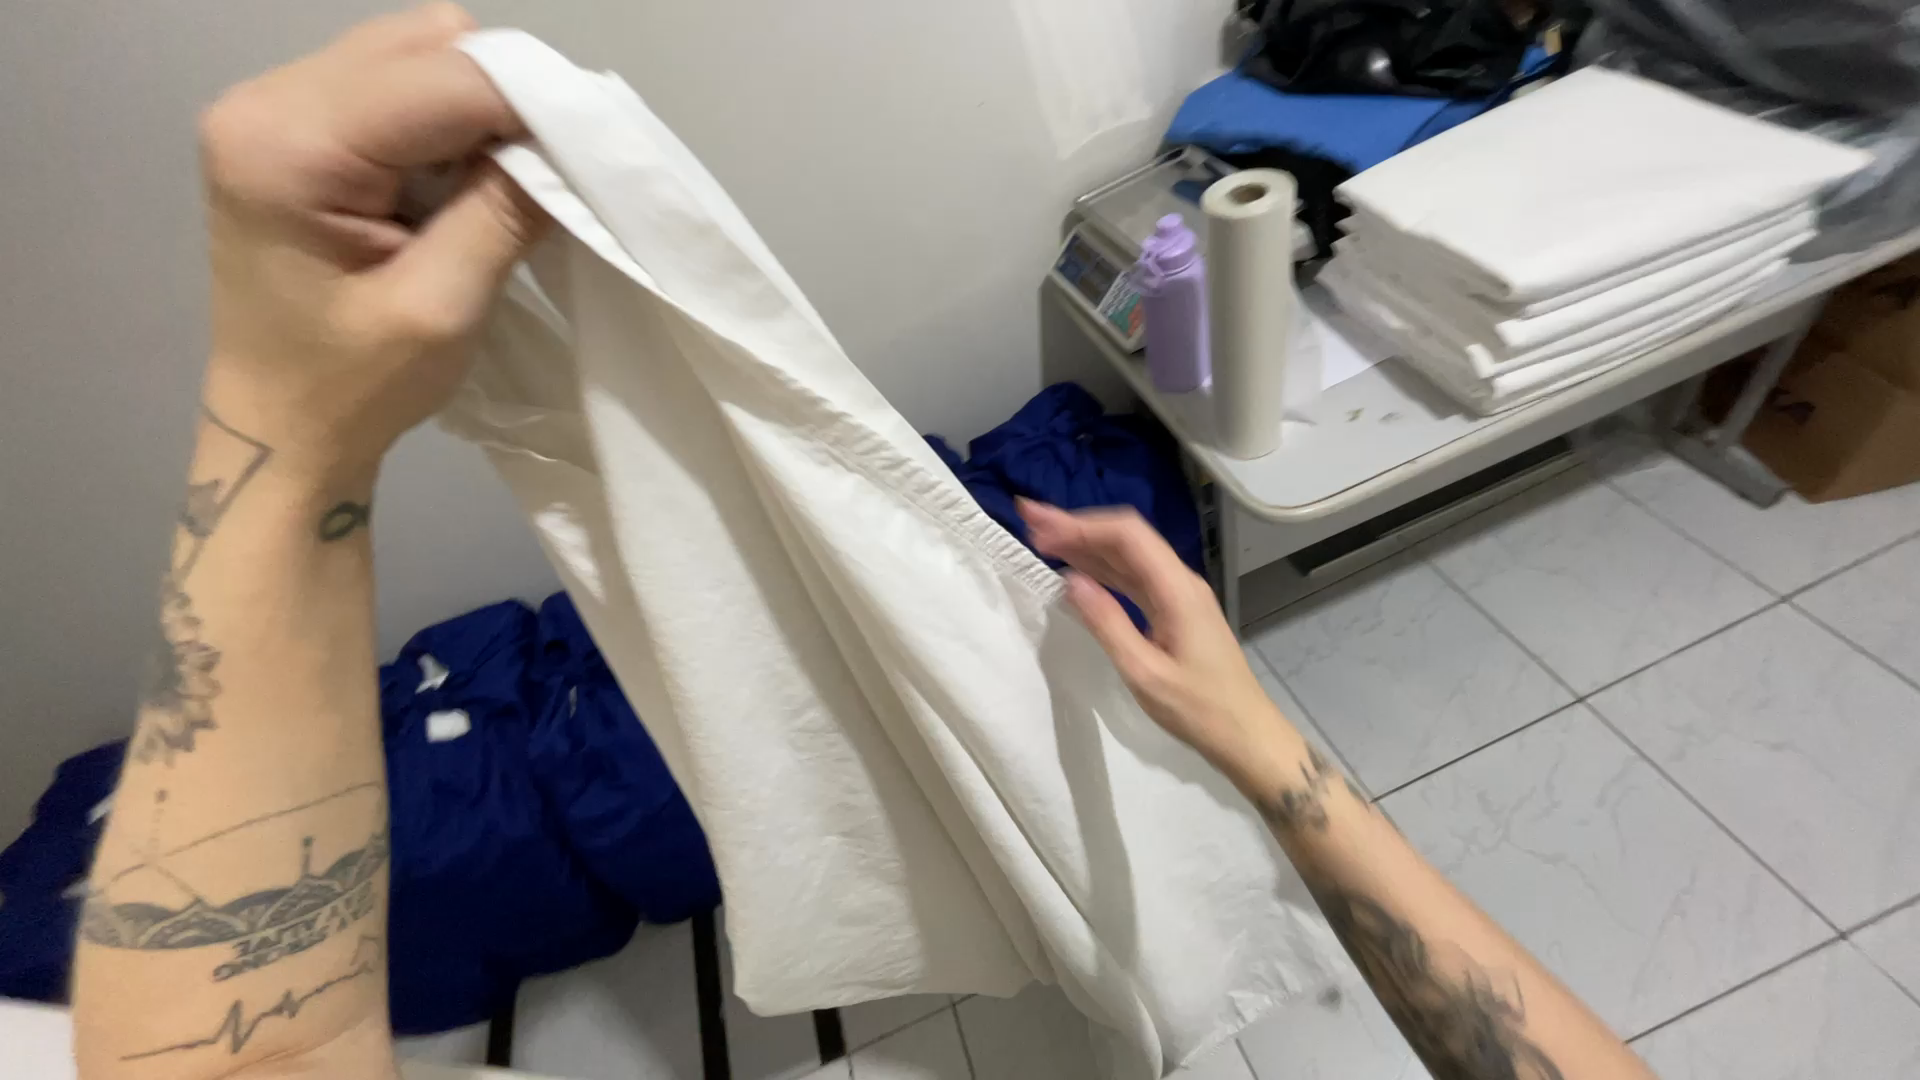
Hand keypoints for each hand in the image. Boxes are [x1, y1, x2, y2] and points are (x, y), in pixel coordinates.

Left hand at [198, 3, 543, 479]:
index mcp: (290, 143)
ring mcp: (282, 108)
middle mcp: (271, 99)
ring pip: (420, 57)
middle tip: (542, 183)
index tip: (586, 169)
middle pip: (426, 44)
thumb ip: (500, 218)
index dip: (531, 111)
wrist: (286, 419)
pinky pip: (404, 90)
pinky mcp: (305, 130)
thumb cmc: (359, 382)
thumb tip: (566, 155)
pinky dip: (458, 130)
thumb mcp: (444, 308)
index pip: (441, 78)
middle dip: (506, 104)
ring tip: (503, 191)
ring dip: (483, 116)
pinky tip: (467, 187)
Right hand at [1019, 500, 1311, 799]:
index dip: (1081, 525)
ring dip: (1086, 546)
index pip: (1126, 536)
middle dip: (1077, 527)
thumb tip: (1070, 581)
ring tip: (1042, 539)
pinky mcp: (1173, 611)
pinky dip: (1101, 570)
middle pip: (1125, 539)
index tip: (1041, 528)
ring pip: (1127, 557)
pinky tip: (1075, 571)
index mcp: (1176, 589)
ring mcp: (1177, 595)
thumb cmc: (1198, 709)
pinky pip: (1132, 579)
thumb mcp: (1144, 672)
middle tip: (1032, 522)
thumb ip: (1106, 623)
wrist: (1246, 735)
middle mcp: (1178, 582)